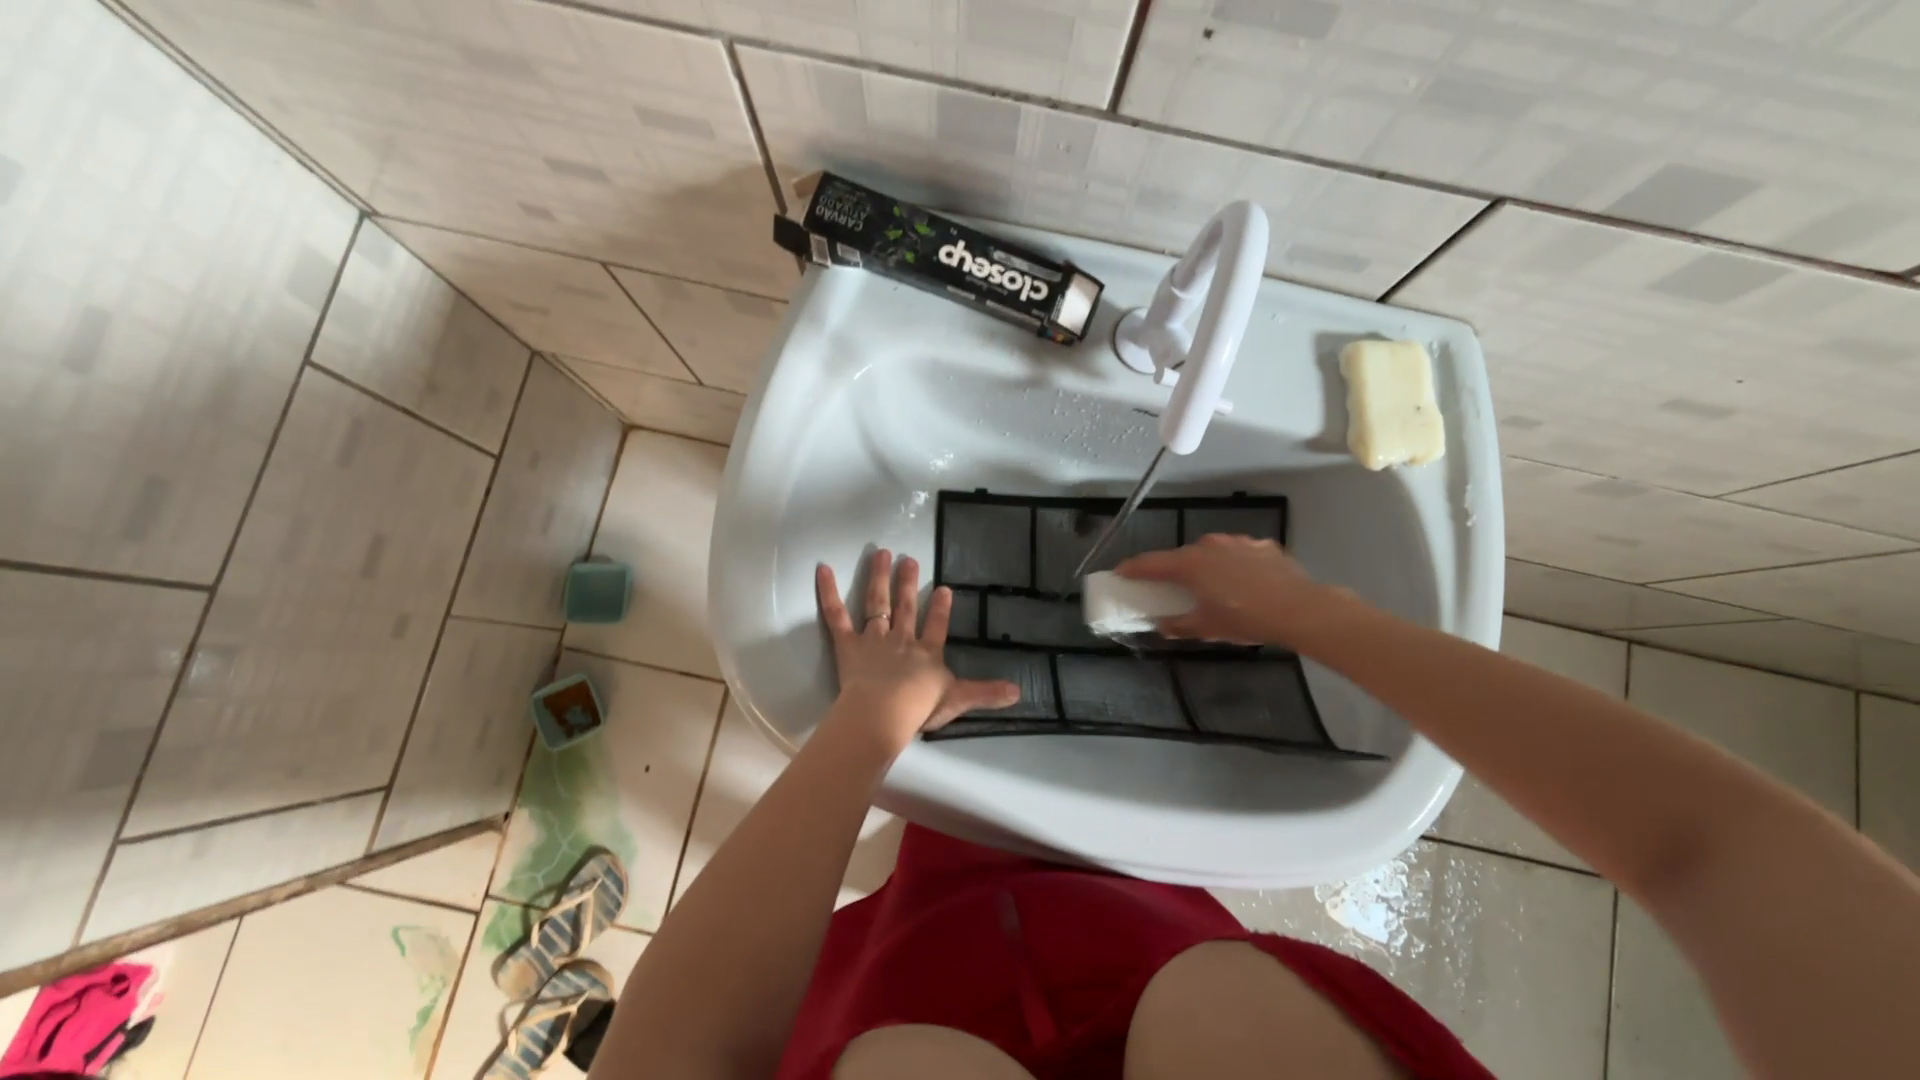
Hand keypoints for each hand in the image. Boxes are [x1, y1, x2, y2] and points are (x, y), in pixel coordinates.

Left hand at [816, 549, 1019, 748]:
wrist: (885, 712)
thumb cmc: (919, 708)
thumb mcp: (958, 700)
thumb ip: (986, 693)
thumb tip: (1019, 692)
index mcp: (927, 653)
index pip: (936, 627)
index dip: (940, 609)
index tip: (944, 589)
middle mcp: (902, 640)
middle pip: (906, 607)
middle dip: (908, 583)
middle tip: (909, 559)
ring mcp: (874, 639)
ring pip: (876, 603)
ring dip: (878, 578)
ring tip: (880, 554)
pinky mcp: (848, 644)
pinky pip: (836, 615)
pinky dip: (828, 592)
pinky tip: (823, 569)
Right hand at [1115, 534, 1339, 645]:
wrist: (1301, 609)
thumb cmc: (1245, 618)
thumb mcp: (1207, 628)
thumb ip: (1179, 625)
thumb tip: (1163, 625)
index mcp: (1190, 564)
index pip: (1150, 564)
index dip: (1132, 569)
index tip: (1120, 573)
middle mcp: (1210, 546)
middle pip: (1182, 557)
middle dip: (1174, 571)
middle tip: (1172, 589)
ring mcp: (1238, 543)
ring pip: (1212, 553)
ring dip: (1207, 567)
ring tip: (1212, 588)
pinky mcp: (1263, 547)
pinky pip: (1239, 555)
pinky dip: (1234, 567)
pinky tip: (1244, 584)